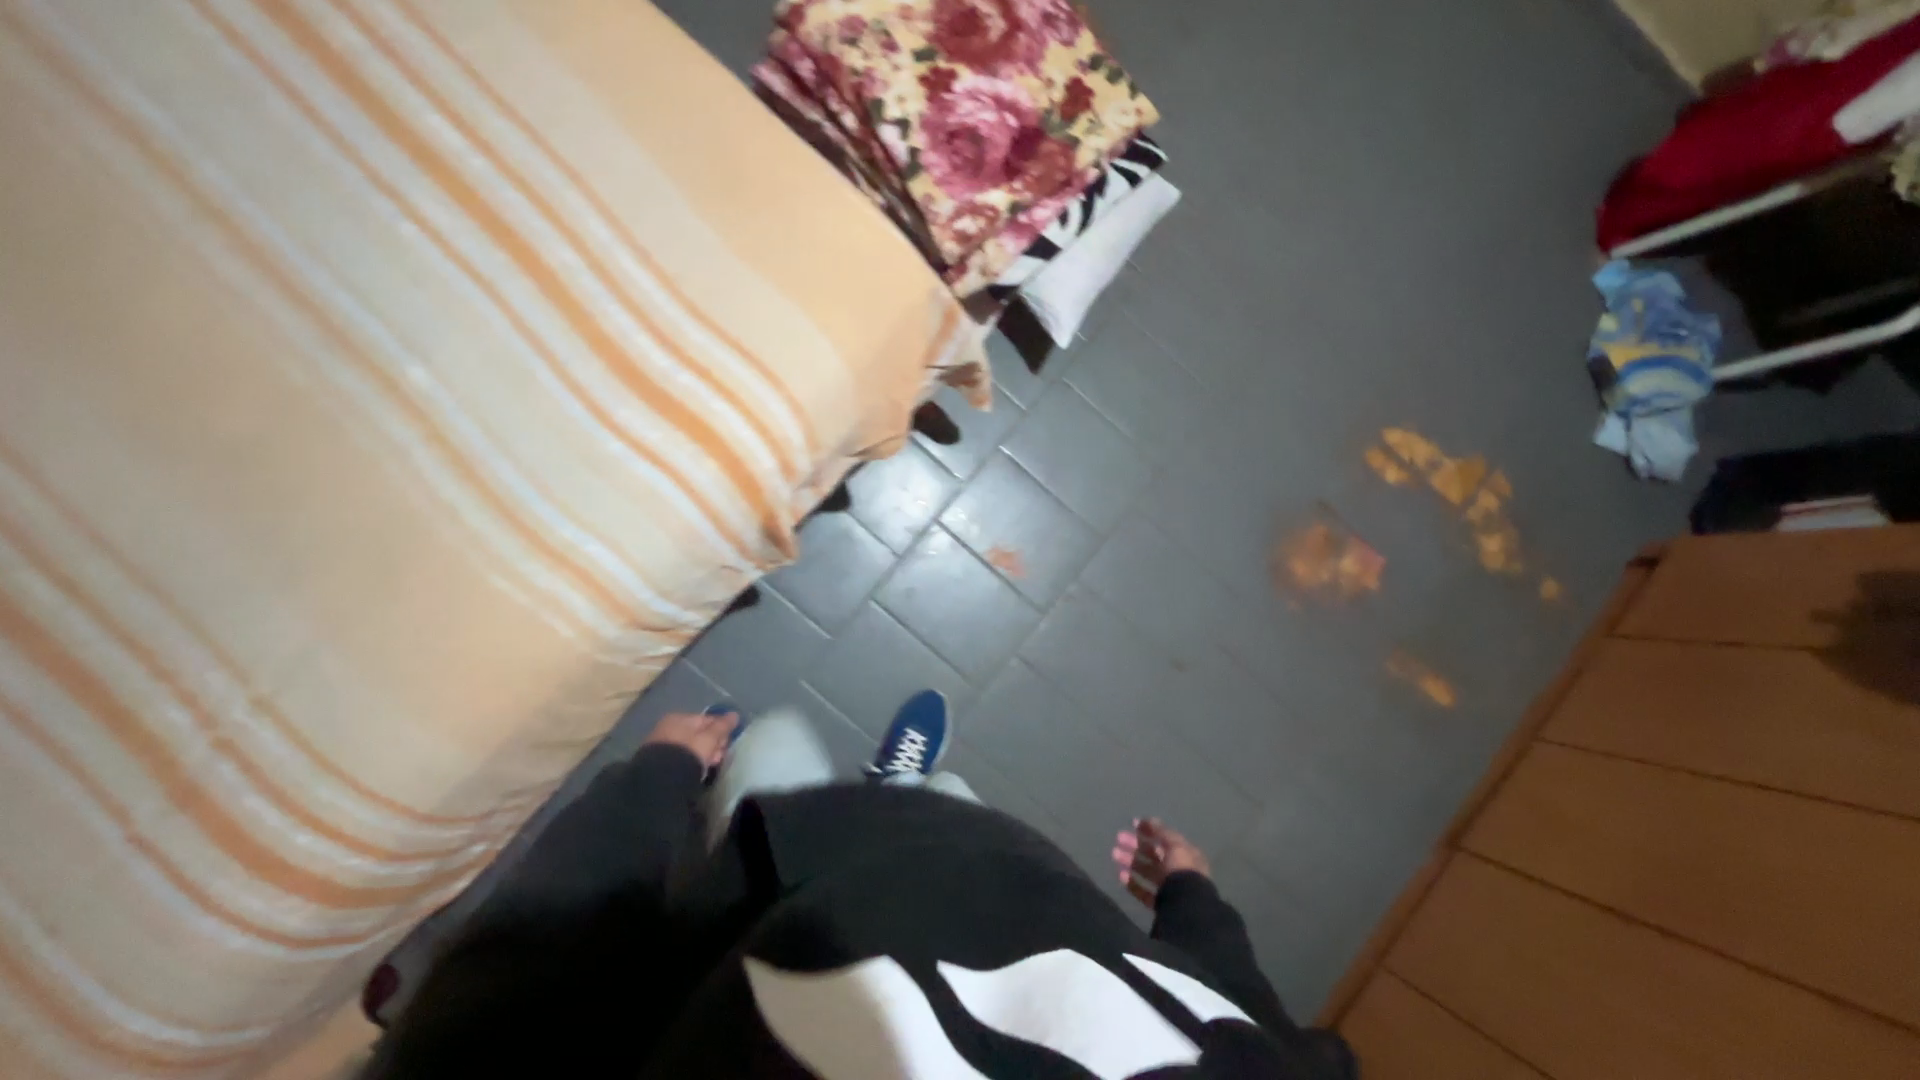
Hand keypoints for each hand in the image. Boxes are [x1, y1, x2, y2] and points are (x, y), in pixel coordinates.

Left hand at [642, 711, 736, 771]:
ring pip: (691, 746)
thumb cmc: (689, 752)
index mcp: (679, 717)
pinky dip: (691, 761)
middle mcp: (668, 727)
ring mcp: (662, 744)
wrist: (662, 778)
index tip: (727, 744)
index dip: (721, 731)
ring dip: (703, 754)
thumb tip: (734, 714)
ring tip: (710, 765)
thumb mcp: (710, 738)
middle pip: (699, 733)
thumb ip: (723, 726)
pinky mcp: (659, 760)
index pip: (707, 720)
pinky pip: (682, 757)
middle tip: (719, 756)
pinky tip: (697, 770)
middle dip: (712, 744)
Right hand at [1111, 818, 1210, 907]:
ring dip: (1131, 861)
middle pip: (1154, 855)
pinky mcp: (1160, 905)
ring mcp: (1169, 889)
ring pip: (1147, 872)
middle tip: (1118, 838)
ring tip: (1114, 854)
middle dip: (1136, 845)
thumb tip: (1148, 820)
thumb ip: (1161, 832)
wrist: (1186, 907)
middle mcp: (1179, 871)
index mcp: (1186, 855)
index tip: (1133, 824)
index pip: (1166, 839)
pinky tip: (1121, 875)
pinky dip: (1132, 883)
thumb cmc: (1182, 871)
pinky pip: (1144, 891)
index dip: (1150, 831)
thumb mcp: (1175, 845)